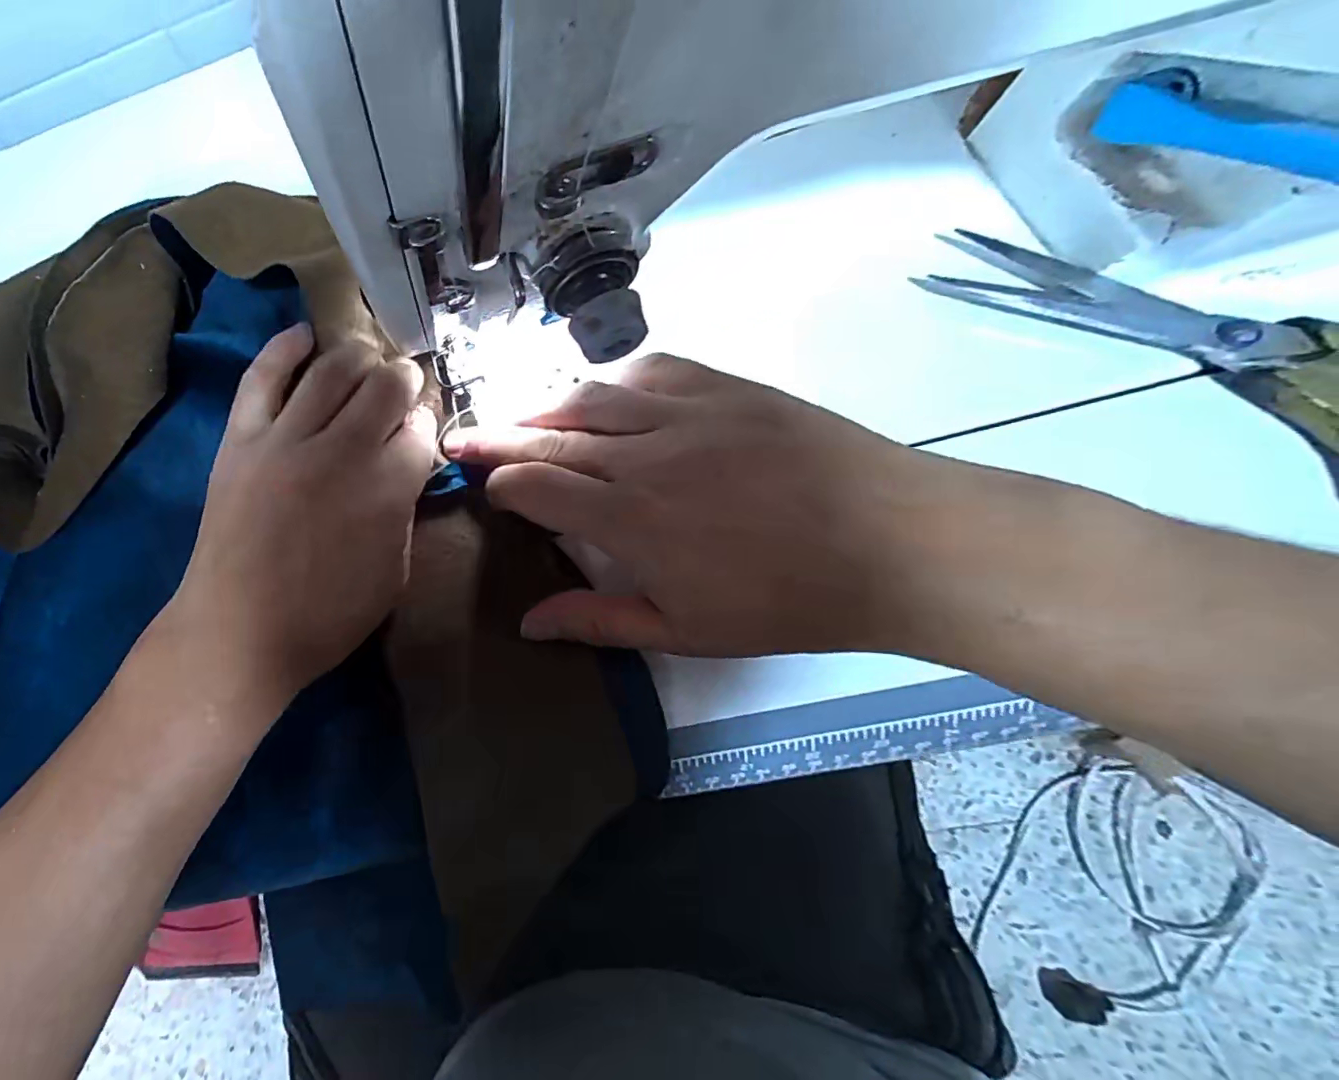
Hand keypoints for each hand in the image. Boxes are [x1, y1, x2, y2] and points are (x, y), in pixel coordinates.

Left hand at [168, 323, 436, 707]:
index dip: (426, 423)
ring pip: (332, 368)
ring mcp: (285, 439)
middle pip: (384, 384)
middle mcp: (341, 450)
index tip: (420, 428)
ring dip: (359, 356)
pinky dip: (284, 348)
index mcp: (387, 489)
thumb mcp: (392, 576)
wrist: (238, 632)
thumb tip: (405, 469)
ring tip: (366, 361)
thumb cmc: (324, 619)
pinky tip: (305, 335)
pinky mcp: (241, 439)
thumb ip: (404, 513)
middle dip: (403, 379)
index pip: (421, 428)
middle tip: (402, 387)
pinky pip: (262, 377)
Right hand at [442, 353, 972, 657]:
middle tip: (460, 437)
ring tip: (519, 415)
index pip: (536, 486)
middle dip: (496, 436)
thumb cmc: (787, 601)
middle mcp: (646, 456)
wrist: (899, 543)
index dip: (500, 484)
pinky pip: (649, 370)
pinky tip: (599, 393)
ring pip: (590, 396)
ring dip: (543, 405)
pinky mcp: (725, 388)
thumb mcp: (684, 630)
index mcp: (631, 520)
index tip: (484, 488)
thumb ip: (597, 619)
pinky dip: (610, 380)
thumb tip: (528, 622)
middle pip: (549, 435)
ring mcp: (687, 413)